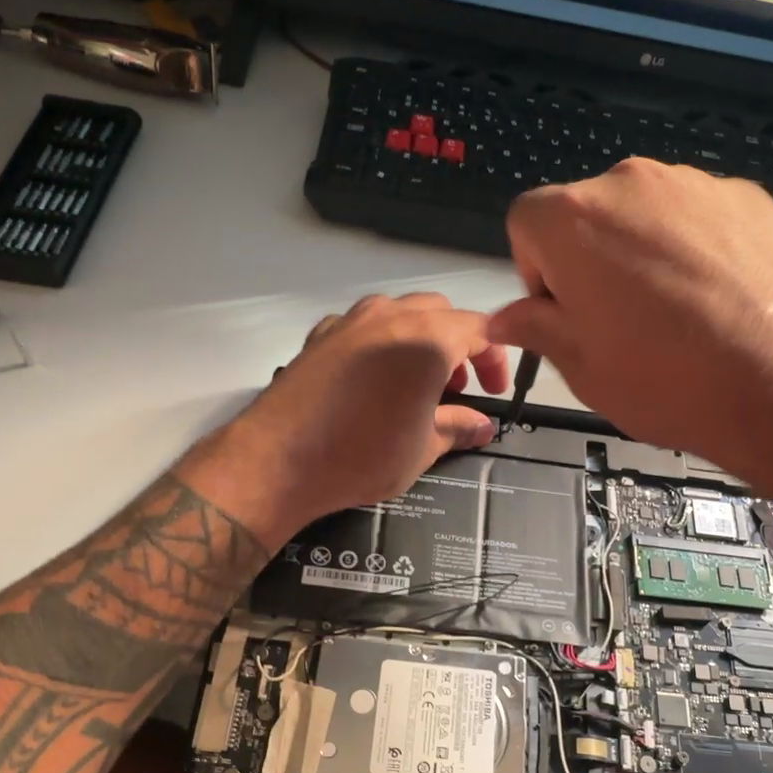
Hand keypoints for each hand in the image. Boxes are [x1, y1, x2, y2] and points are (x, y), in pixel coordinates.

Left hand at [181, 293, 509, 546]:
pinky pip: (363, 327)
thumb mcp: (422, 448)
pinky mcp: (319, 336)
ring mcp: (350, 322)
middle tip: (457, 389)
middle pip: (440, 312)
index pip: (480, 330)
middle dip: (458, 345)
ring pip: (399, 314)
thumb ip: (458, 427)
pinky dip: (380, 344)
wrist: (277, 460)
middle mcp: (389, 317)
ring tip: (416, 386)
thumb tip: (481, 426)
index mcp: (427, 338)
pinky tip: (372, 383)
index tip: (494, 391)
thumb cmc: (361, 455)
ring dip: (419, 340)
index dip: (496, 359)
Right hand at [489, 158, 772, 480]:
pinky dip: (692, 248)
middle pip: (586, 213)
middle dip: (588, 258)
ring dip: (640, 252)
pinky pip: (696, 217)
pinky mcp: (746, 197)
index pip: (525, 222)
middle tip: (616, 321)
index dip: (535, 271)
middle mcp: (630, 184)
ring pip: (643, 214)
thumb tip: (509, 318)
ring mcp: (694, 186)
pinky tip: (713, 300)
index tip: (562, 312)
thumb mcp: (581, 367)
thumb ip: (536, 328)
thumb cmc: (669, 381)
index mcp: (574, 220)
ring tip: (671, 316)